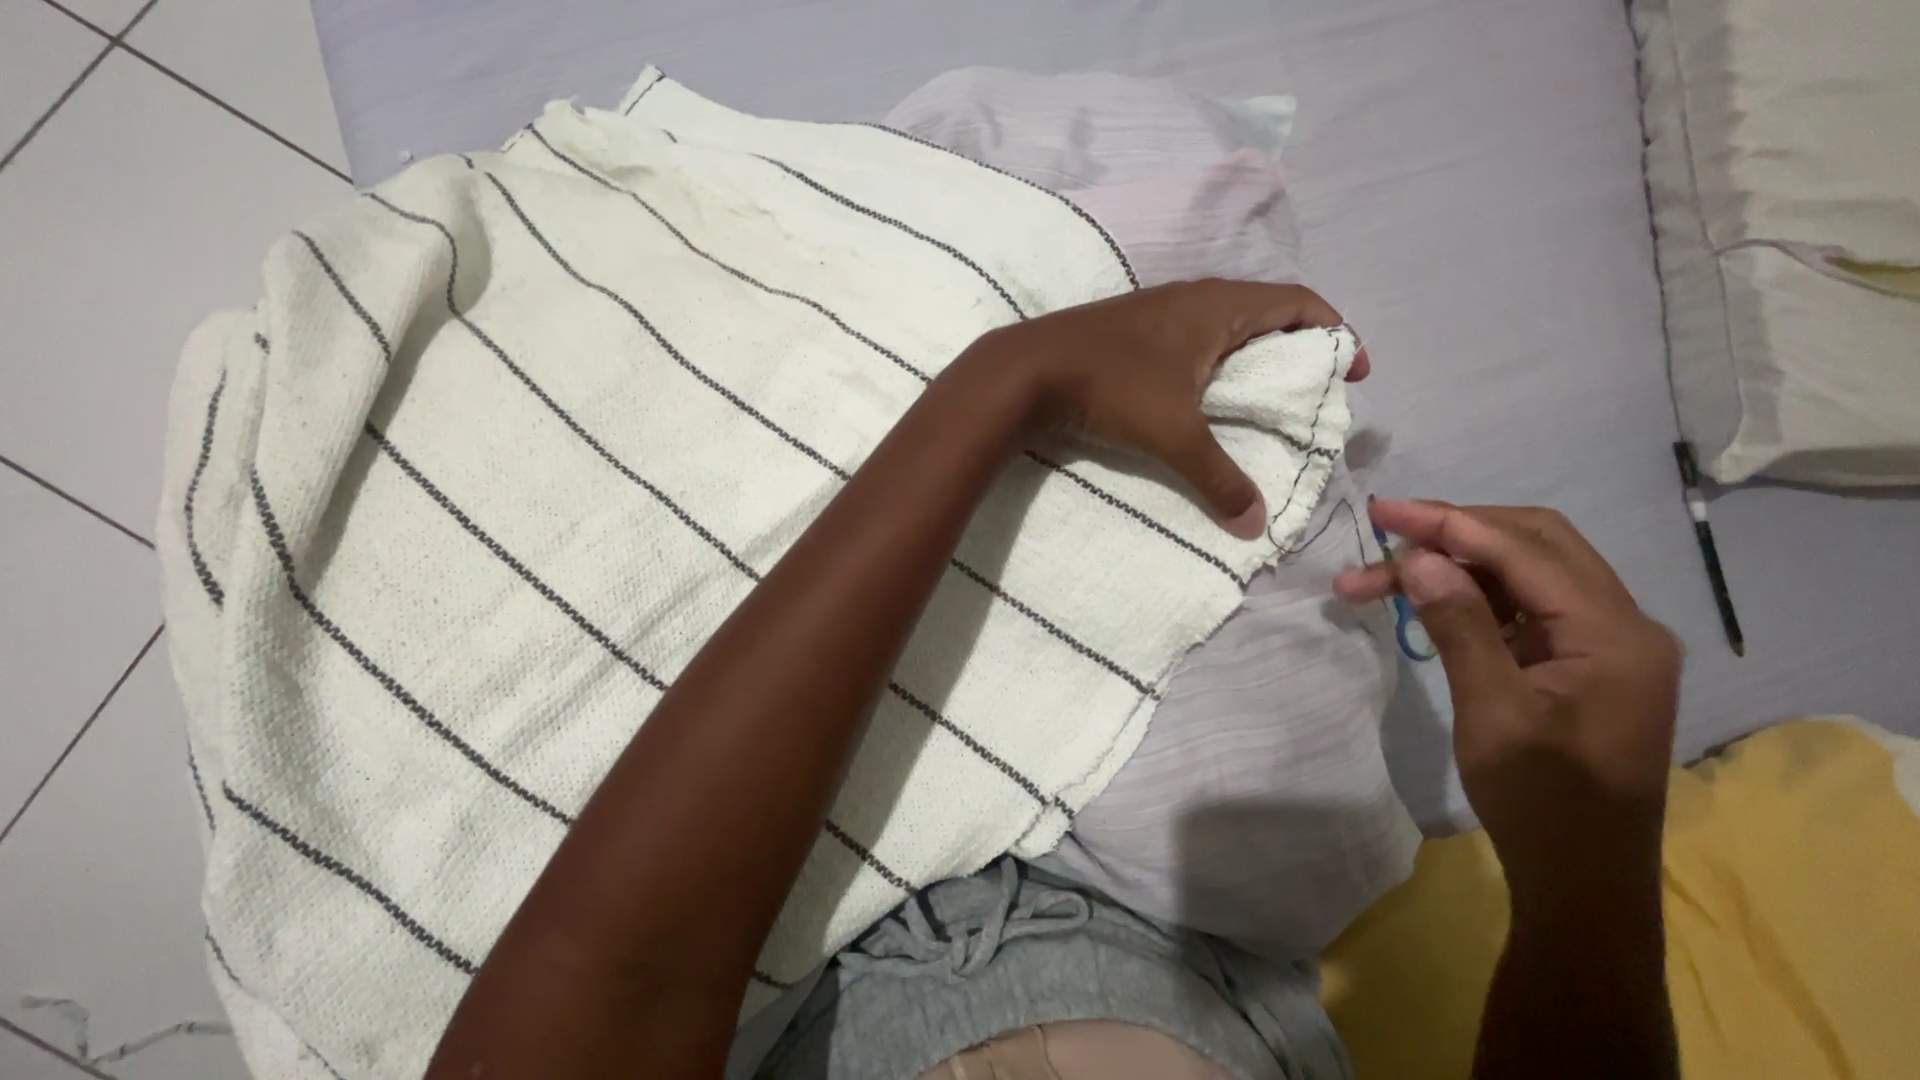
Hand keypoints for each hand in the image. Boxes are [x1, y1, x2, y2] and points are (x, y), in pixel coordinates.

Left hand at [959, 280, 1364, 538]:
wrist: (1025, 370)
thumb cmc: (1110, 387)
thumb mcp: (1172, 435)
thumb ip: (1218, 478)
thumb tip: (1253, 525)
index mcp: (1217, 307)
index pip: (1296, 302)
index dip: (1333, 331)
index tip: (1352, 370)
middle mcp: (1191, 298)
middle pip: (1263, 310)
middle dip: (1295, 345)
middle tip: (1311, 388)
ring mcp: (1155, 311)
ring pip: (1221, 324)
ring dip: (1249, 353)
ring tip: (1261, 396)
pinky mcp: (1128, 330)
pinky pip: (1189, 338)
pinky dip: (1211, 361)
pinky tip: (1201, 394)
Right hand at [1333, 501, 1679, 900]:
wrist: (1583, 878)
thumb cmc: (1540, 801)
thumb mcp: (1492, 712)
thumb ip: (1462, 626)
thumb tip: (1423, 558)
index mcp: (1614, 634)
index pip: (1526, 550)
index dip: (1450, 524)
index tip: (1382, 513)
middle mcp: (1623, 625)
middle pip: (1536, 544)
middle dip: (1455, 532)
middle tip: (1384, 534)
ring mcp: (1608, 645)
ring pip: (1529, 572)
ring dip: (1458, 566)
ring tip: (1381, 580)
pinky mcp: (1585, 664)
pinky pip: (1529, 607)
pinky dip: (1476, 595)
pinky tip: (1429, 603)